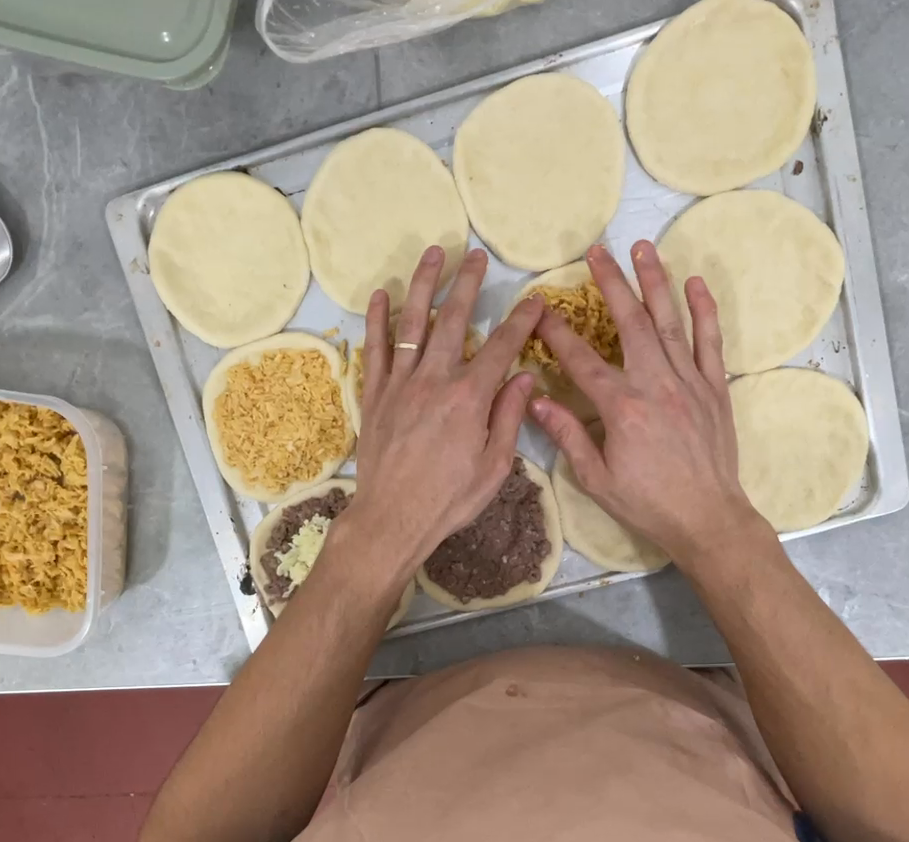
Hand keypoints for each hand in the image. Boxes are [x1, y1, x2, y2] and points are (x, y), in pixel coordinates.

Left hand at [340, 246, 541, 575]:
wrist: (392, 519)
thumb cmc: (449, 500)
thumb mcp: (493, 466)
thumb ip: (508, 417)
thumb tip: (524, 377)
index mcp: (469, 398)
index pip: (501, 346)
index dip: (520, 320)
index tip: (534, 299)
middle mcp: (434, 381)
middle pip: (453, 321)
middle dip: (468, 284)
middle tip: (476, 256)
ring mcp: (399, 385)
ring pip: (412, 325)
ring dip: (423, 286)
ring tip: (432, 255)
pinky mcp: (374, 396)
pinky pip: (375, 351)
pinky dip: (376, 321)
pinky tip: (381, 295)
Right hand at [527, 241, 768, 567]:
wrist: (706, 517)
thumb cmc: (646, 503)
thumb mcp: (595, 479)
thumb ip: (567, 436)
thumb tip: (535, 401)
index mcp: (621, 408)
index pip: (582, 360)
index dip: (558, 333)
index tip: (540, 310)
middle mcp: (655, 384)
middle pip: (630, 322)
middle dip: (611, 284)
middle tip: (596, 252)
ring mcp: (689, 382)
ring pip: (669, 321)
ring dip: (654, 282)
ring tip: (642, 248)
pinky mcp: (714, 388)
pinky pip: (709, 342)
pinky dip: (703, 311)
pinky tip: (695, 283)